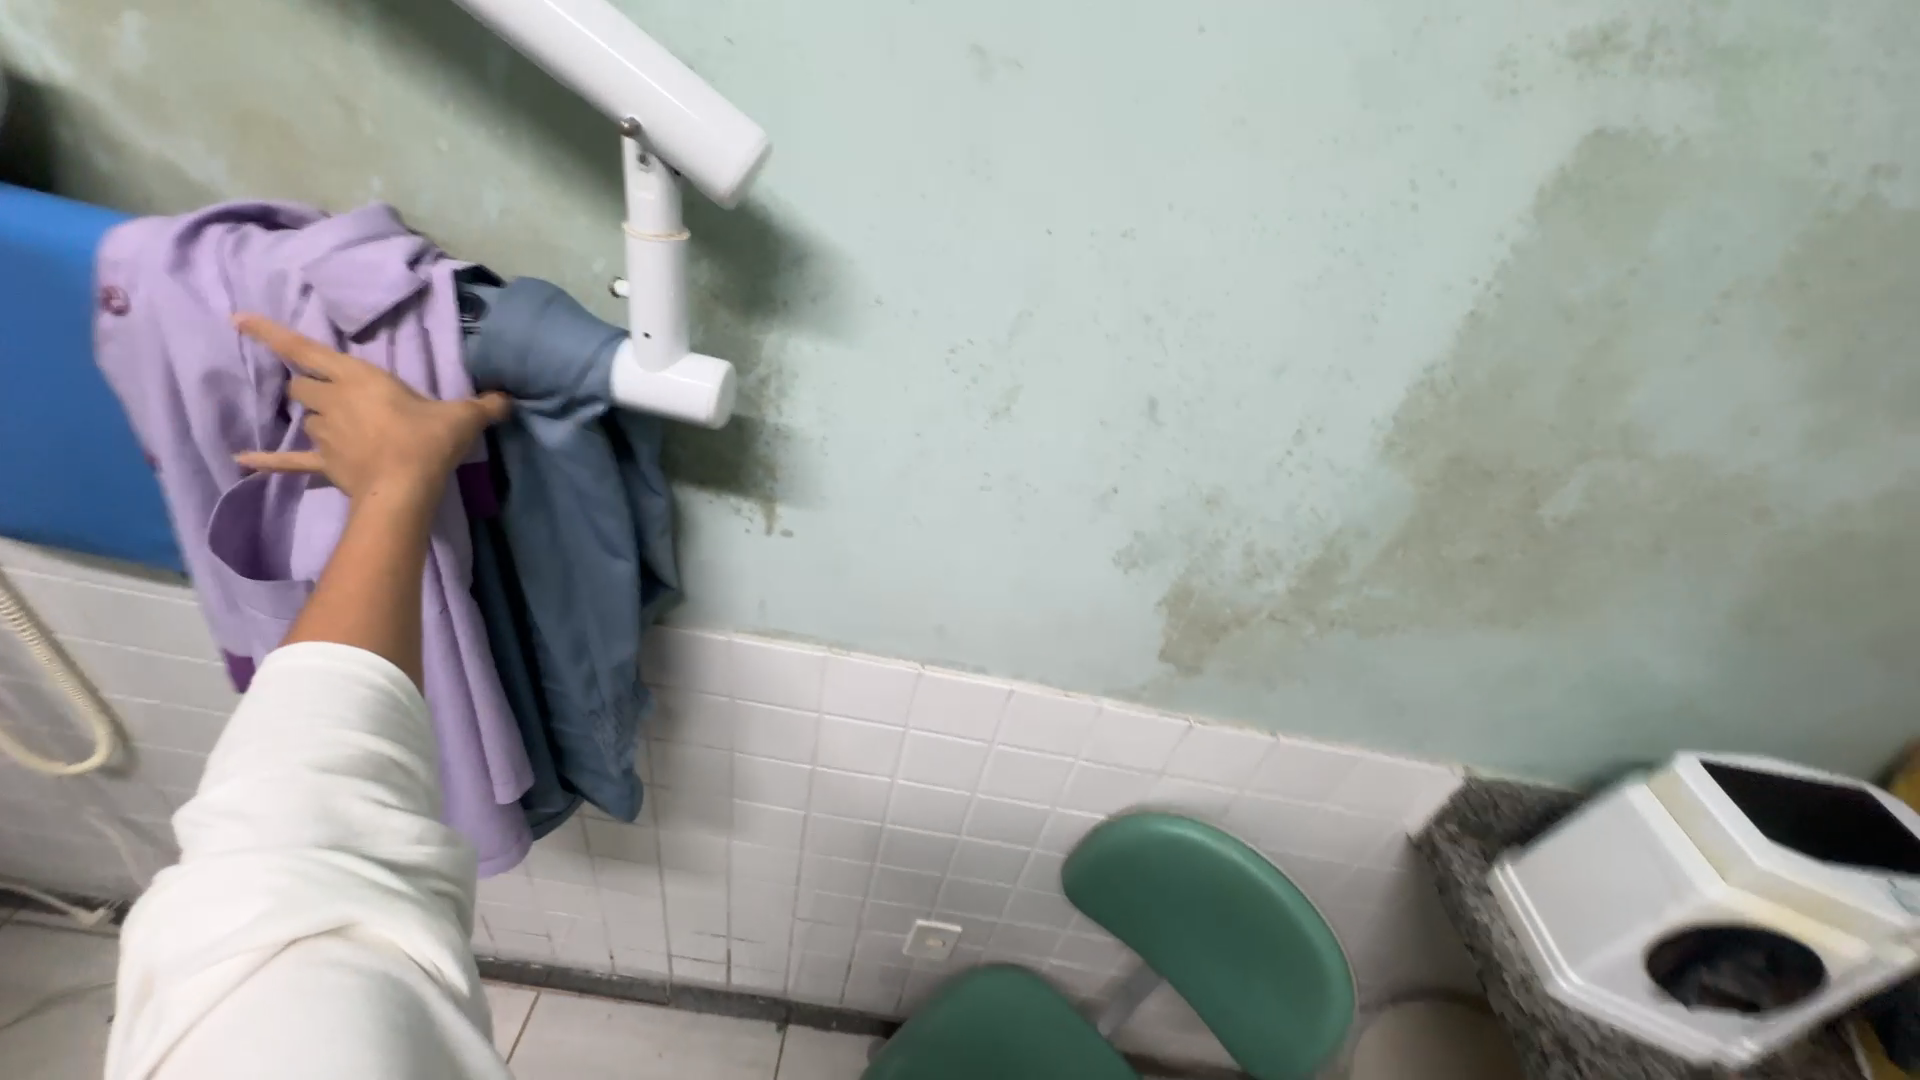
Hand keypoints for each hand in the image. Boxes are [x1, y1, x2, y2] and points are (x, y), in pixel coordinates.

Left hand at [232, 315, 510, 500]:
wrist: (404, 488)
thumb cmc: (429, 441)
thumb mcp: (465, 417)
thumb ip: (485, 405)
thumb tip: (507, 399)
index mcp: (359, 378)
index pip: (306, 350)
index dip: (272, 334)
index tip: (239, 318)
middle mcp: (333, 401)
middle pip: (302, 387)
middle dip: (311, 387)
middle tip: (334, 394)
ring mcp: (325, 433)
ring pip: (306, 418)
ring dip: (315, 418)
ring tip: (335, 426)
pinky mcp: (324, 463)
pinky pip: (289, 461)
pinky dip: (267, 461)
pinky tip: (243, 460)